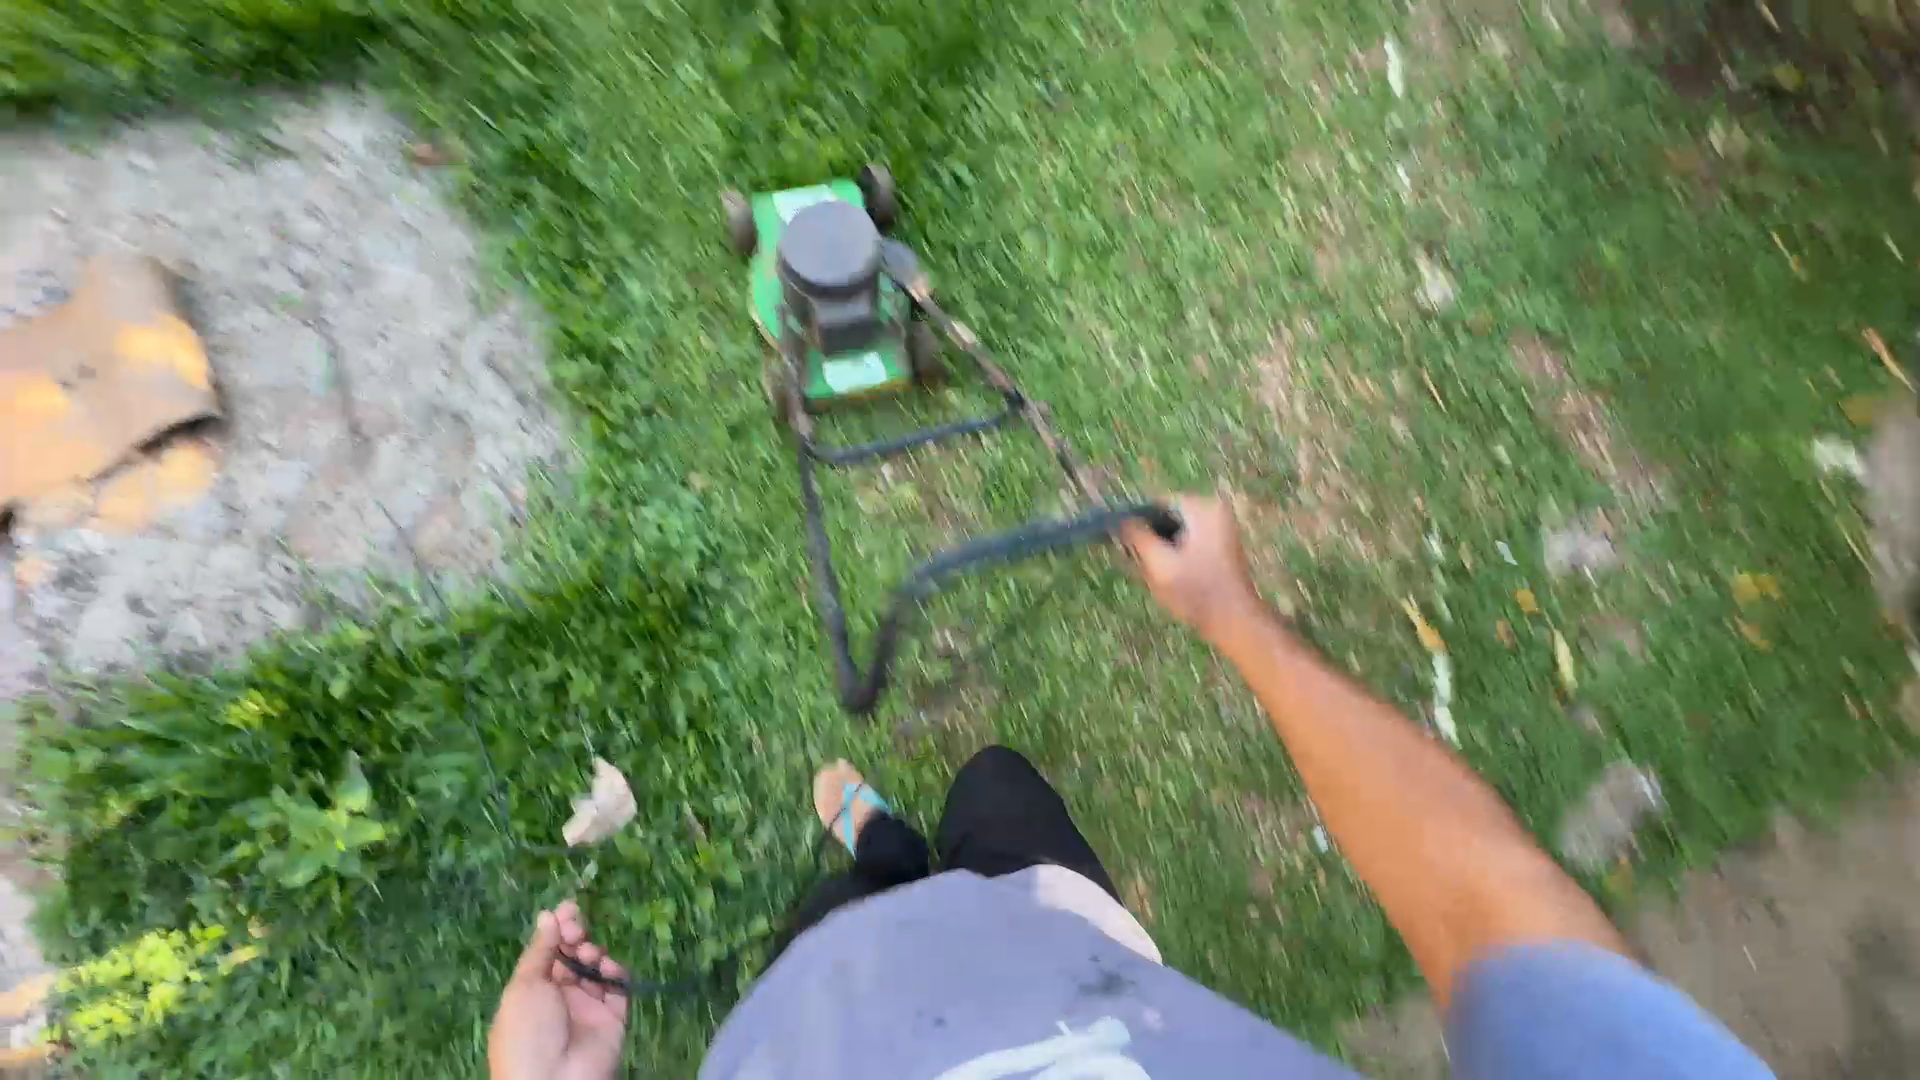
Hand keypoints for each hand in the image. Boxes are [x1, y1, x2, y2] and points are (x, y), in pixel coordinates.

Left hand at [488, 900, 627, 1079]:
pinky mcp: (613, 1015)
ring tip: (589, 955)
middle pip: (572, 957)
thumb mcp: (524, 988)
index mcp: (532, 993)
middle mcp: (560, 998)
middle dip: (576, 936)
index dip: (557, 930)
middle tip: (578, 928)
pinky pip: (618, 985)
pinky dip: (615, 971)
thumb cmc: (528, 1034)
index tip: (567, 908)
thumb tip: (548, 915)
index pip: (548, 954)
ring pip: (596, 967)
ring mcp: (588, 1007)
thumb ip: (540, 951)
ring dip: (593, 953)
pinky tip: (608, 967)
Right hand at [1121, 494, 1264, 643]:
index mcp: (1202, 508)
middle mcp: (1214, 510)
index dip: (1134, 520)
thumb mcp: (1158, 562)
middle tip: (1137, 562)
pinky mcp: (1220, 545)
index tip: (1120, 541)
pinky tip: (1168, 576)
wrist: (1234, 621)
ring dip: (1159, 549)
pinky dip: (1173, 555)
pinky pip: (1186, 541)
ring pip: (1174, 531)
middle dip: (1148, 537)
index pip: (1156, 503)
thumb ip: (1136, 536)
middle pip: (1166, 516)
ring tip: (1154, 573)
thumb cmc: (1195, 591)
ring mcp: (1220, 528)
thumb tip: (1118, 520)